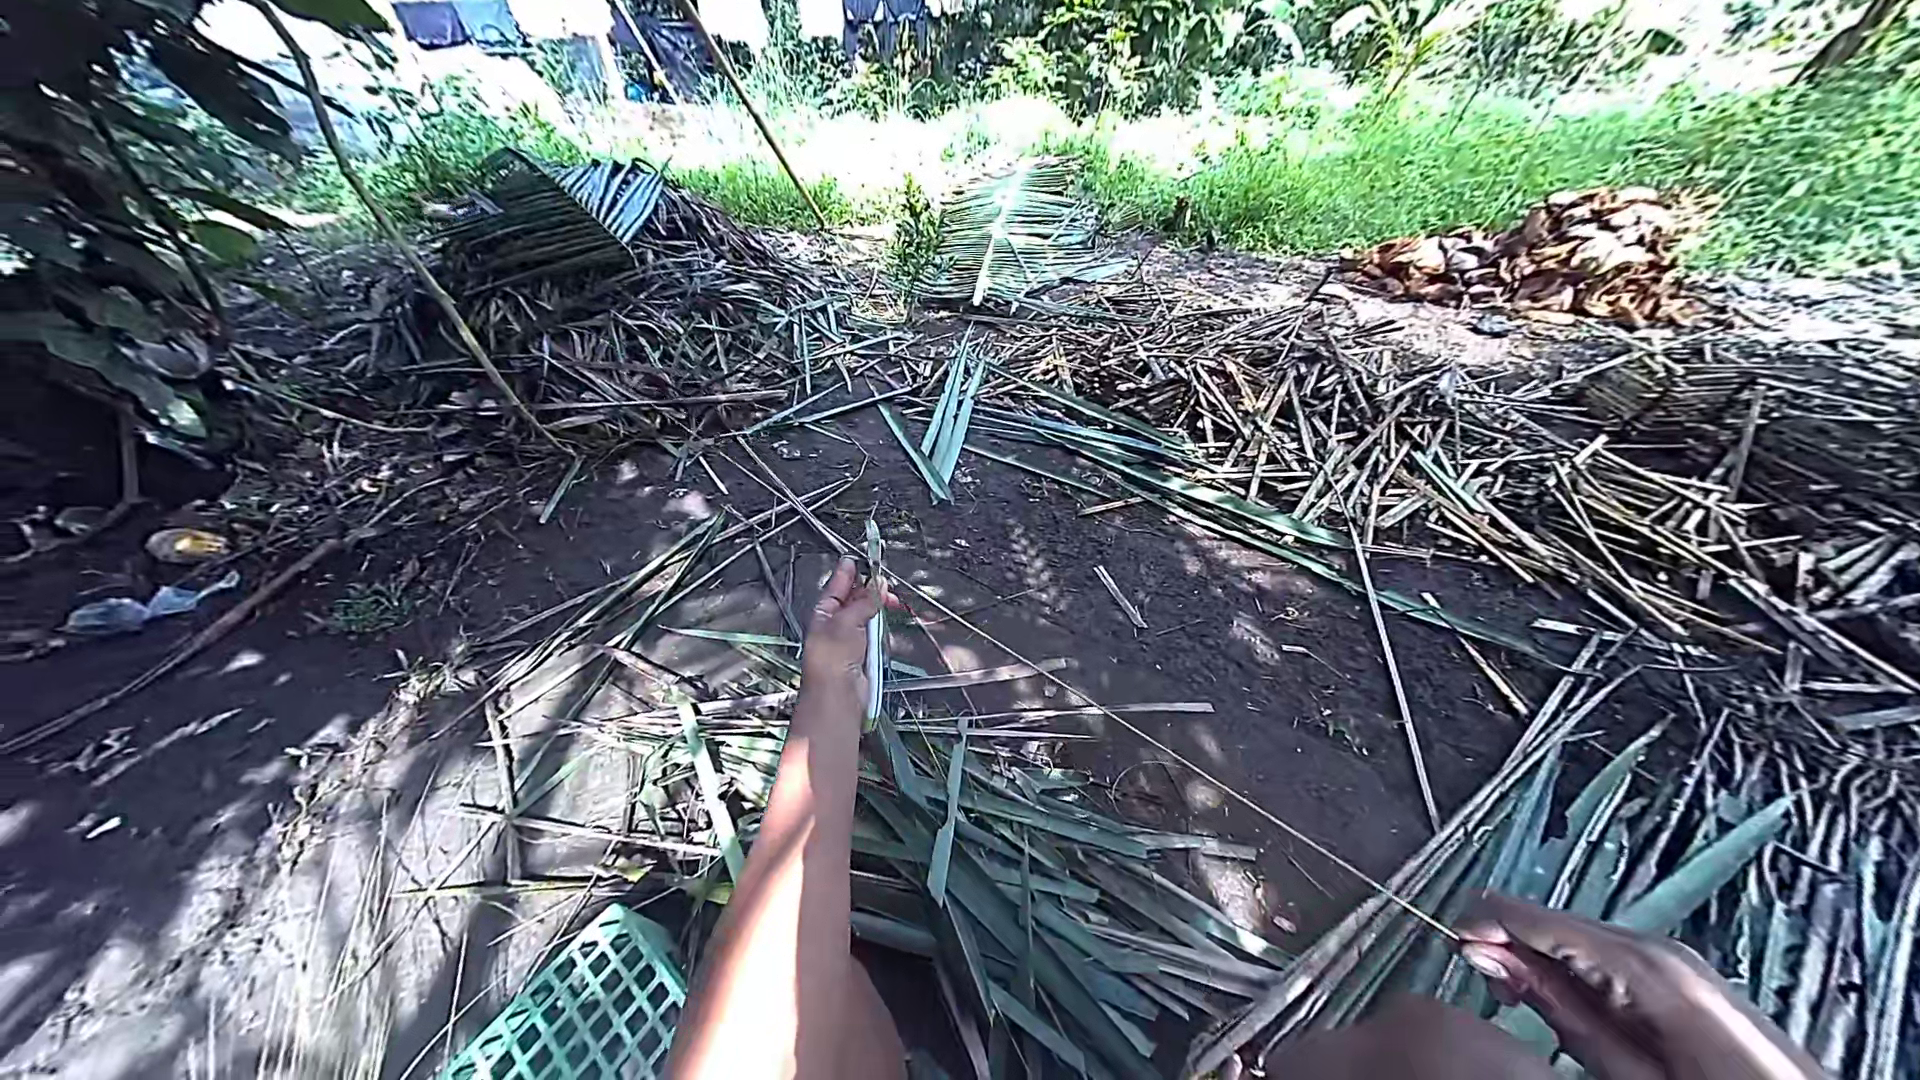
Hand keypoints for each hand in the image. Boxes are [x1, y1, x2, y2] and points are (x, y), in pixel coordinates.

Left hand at [799, 555, 883, 702]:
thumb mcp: (847, 621)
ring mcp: (848, 638)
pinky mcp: (862, 652)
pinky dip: (880, 624)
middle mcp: (834, 624)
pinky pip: (872, 631)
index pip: (836, 587)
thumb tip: (877, 585)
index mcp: (823, 613)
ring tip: (890, 599)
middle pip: (853, 600)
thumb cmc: (833, 657)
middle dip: (869, 590)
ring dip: (877, 606)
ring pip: (865, 614)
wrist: (838, 694)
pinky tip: (887, 618)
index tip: (856, 559)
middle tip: (885, 583)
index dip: (847, 573)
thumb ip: (864, 602)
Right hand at [1456, 894, 1823, 1079]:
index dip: (1477, 926)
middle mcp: (1649, 943)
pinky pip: (1597, 952)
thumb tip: (1482, 954)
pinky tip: (1577, 1010)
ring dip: (1537, 963)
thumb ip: (1551, 1006)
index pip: (1521, 911)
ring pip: (1564, 934)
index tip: (1452, 949)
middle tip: (1497, 995)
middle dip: (1507, 948)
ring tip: (1540, 1013)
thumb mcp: (1622, 1069)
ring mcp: (1667, 954)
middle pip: (1541, 919)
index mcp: (1635, 960)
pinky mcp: (1675, 969)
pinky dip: (1569, 971)